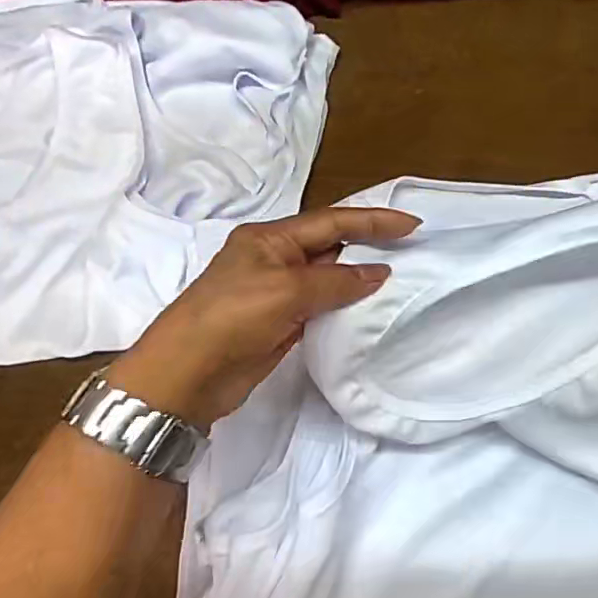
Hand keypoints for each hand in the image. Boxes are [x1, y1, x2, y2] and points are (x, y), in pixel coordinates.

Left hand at [106, 207, 420, 426]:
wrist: (186, 376)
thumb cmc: (231, 320)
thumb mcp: (286, 292)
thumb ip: (337, 281)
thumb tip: (379, 272)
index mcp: (270, 239)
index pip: (331, 222)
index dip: (372, 221)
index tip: (411, 225)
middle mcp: (274, 259)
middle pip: (330, 245)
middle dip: (368, 243)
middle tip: (410, 248)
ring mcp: (277, 292)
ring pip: (328, 277)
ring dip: (359, 276)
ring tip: (400, 277)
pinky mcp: (280, 322)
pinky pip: (322, 305)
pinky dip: (345, 304)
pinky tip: (368, 308)